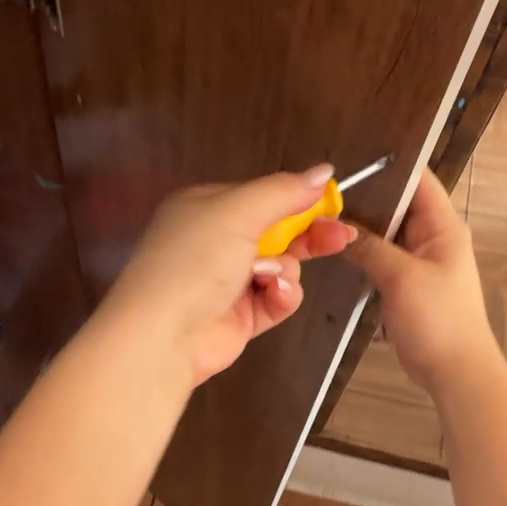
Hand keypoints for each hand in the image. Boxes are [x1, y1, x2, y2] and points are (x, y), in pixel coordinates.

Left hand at [102, 166, 358, 385]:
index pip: (262, 197)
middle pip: (278, 232)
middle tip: (342, 236)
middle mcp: (216, 242)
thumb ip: (284, 191)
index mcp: (207, 207)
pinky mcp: (242, 316)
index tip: (331, 203)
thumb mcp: (238, 212)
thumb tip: (323, 170)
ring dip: (286, 270)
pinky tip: (273, 295)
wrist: (164, 334)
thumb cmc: (194, 261)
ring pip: (283, 267)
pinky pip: (278, 298)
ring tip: (271, 278)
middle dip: (309, 234)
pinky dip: (282, 296)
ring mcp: (230, 281)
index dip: (298, 199)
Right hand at [343, 168, 502, 391]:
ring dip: (360, 229)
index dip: (387, 166)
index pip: (417, 179)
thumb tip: (334, 227)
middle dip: (364, 198)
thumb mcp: (401, 278)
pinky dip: (362, 254)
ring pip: (386, 233)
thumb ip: (369, 247)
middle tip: (322, 192)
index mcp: (442, 226)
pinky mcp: (406, 285)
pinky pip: (382, 259)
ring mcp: (419, 262)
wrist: (455, 371)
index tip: (348, 162)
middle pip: (397, 205)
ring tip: (321, 216)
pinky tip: (335, 250)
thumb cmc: (438, 319)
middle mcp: (432, 237)